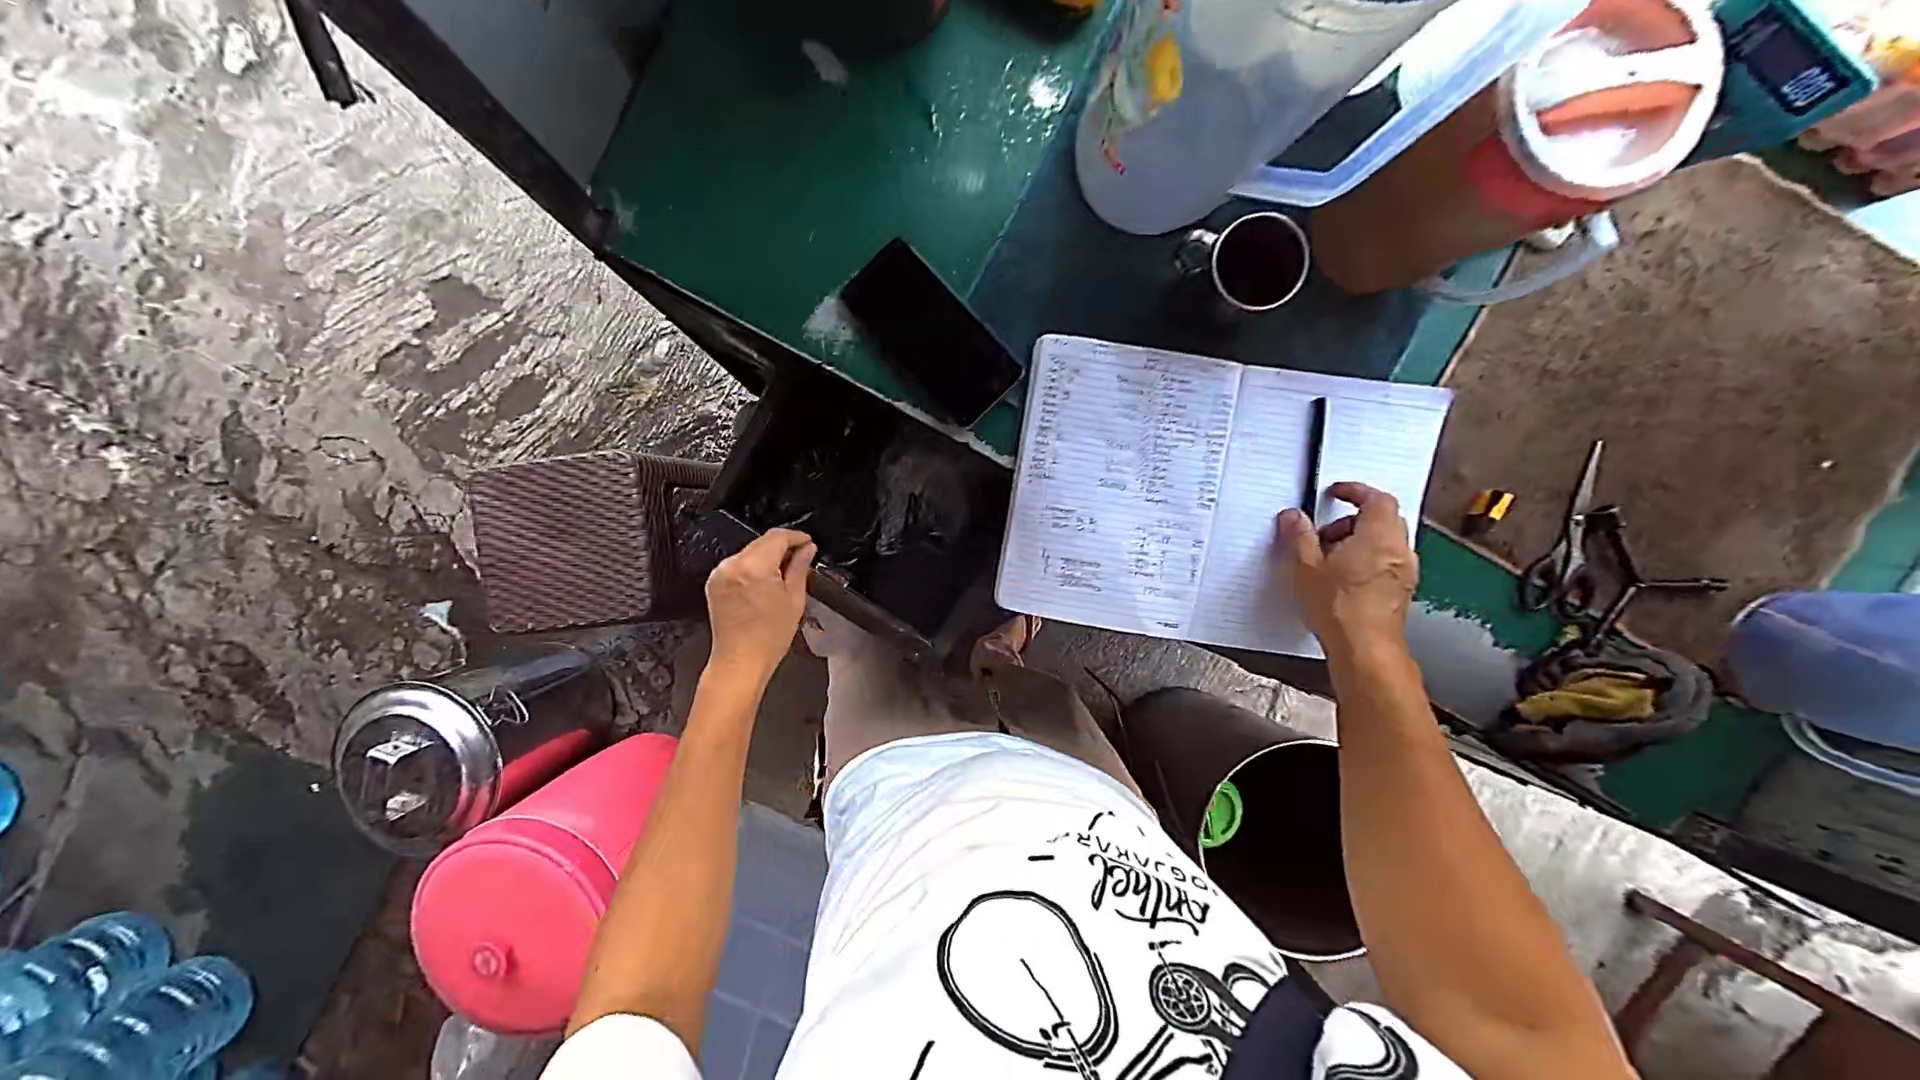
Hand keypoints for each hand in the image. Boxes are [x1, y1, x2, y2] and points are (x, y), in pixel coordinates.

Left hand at [705, 528, 816, 684]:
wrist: (740, 661)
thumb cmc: (767, 639)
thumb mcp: (794, 599)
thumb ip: (801, 567)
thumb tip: (807, 550)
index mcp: (754, 567)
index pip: (777, 537)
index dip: (796, 536)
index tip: (807, 541)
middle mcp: (732, 566)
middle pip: (762, 542)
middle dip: (783, 546)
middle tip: (802, 556)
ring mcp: (720, 574)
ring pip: (750, 552)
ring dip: (768, 556)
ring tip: (785, 573)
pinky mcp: (715, 583)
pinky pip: (738, 564)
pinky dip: (754, 567)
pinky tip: (767, 582)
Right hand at [1278, 482, 1416, 651]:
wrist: (1364, 649)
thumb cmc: (1342, 610)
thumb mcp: (1306, 567)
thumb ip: (1299, 537)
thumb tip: (1293, 518)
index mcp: (1379, 537)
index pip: (1377, 498)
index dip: (1356, 491)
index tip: (1338, 492)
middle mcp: (1399, 551)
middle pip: (1383, 519)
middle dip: (1352, 520)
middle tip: (1324, 531)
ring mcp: (1404, 572)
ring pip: (1385, 542)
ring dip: (1359, 541)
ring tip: (1329, 558)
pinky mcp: (1401, 590)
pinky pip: (1386, 562)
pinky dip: (1367, 559)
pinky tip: (1341, 578)